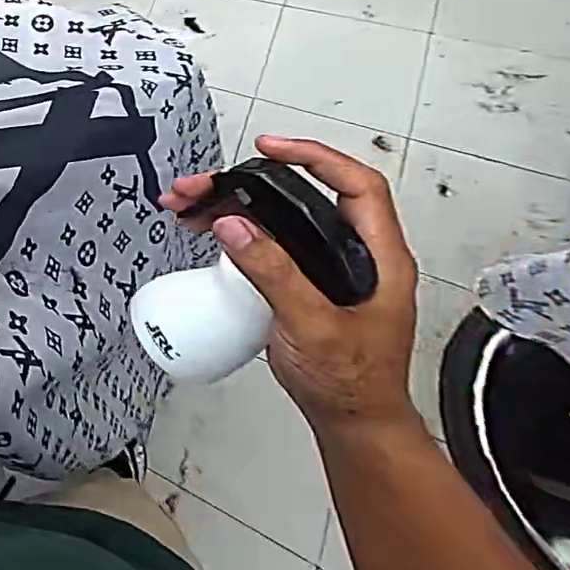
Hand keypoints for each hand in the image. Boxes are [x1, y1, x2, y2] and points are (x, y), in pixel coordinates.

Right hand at [160, 136, 420, 431]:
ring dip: (232, 204)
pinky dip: (234, 230)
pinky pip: (266, 240)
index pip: (355, 184)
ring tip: (191, 204)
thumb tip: (236, 227)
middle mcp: (354, 254)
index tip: (271, 148)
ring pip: (277, 216)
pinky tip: (209, 229)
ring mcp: (326, 266)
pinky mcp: (302, 278)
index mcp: (378, 257)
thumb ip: (274, 274)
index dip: (314, 156)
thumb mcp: (313, 328)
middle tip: (206, 184)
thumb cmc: (353, 385)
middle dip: (248, 182)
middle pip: (301, 196)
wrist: (350, 421)